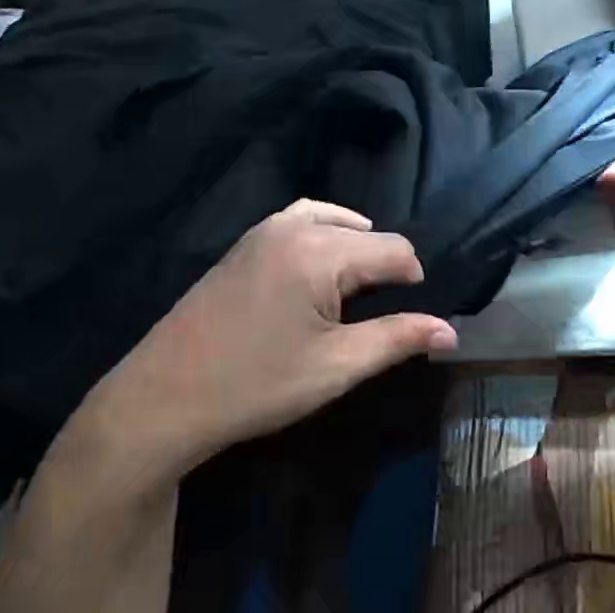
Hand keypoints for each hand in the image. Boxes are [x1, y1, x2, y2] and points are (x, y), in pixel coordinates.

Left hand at [78, 200, 457, 475]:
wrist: (163, 396)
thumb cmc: (255, 385)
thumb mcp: (335, 367)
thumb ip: (396, 339)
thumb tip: (451, 330)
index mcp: (320, 252)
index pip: (393, 248)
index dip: (413, 279)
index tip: (413, 317)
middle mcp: (294, 226)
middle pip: (364, 233)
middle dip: (383, 266)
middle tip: (380, 313)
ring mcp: (264, 229)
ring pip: (332, 220)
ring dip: (354, 246)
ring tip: (359, 287)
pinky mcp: (245, 242)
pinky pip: (300, 219)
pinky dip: (323, 233)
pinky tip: (319, 269)